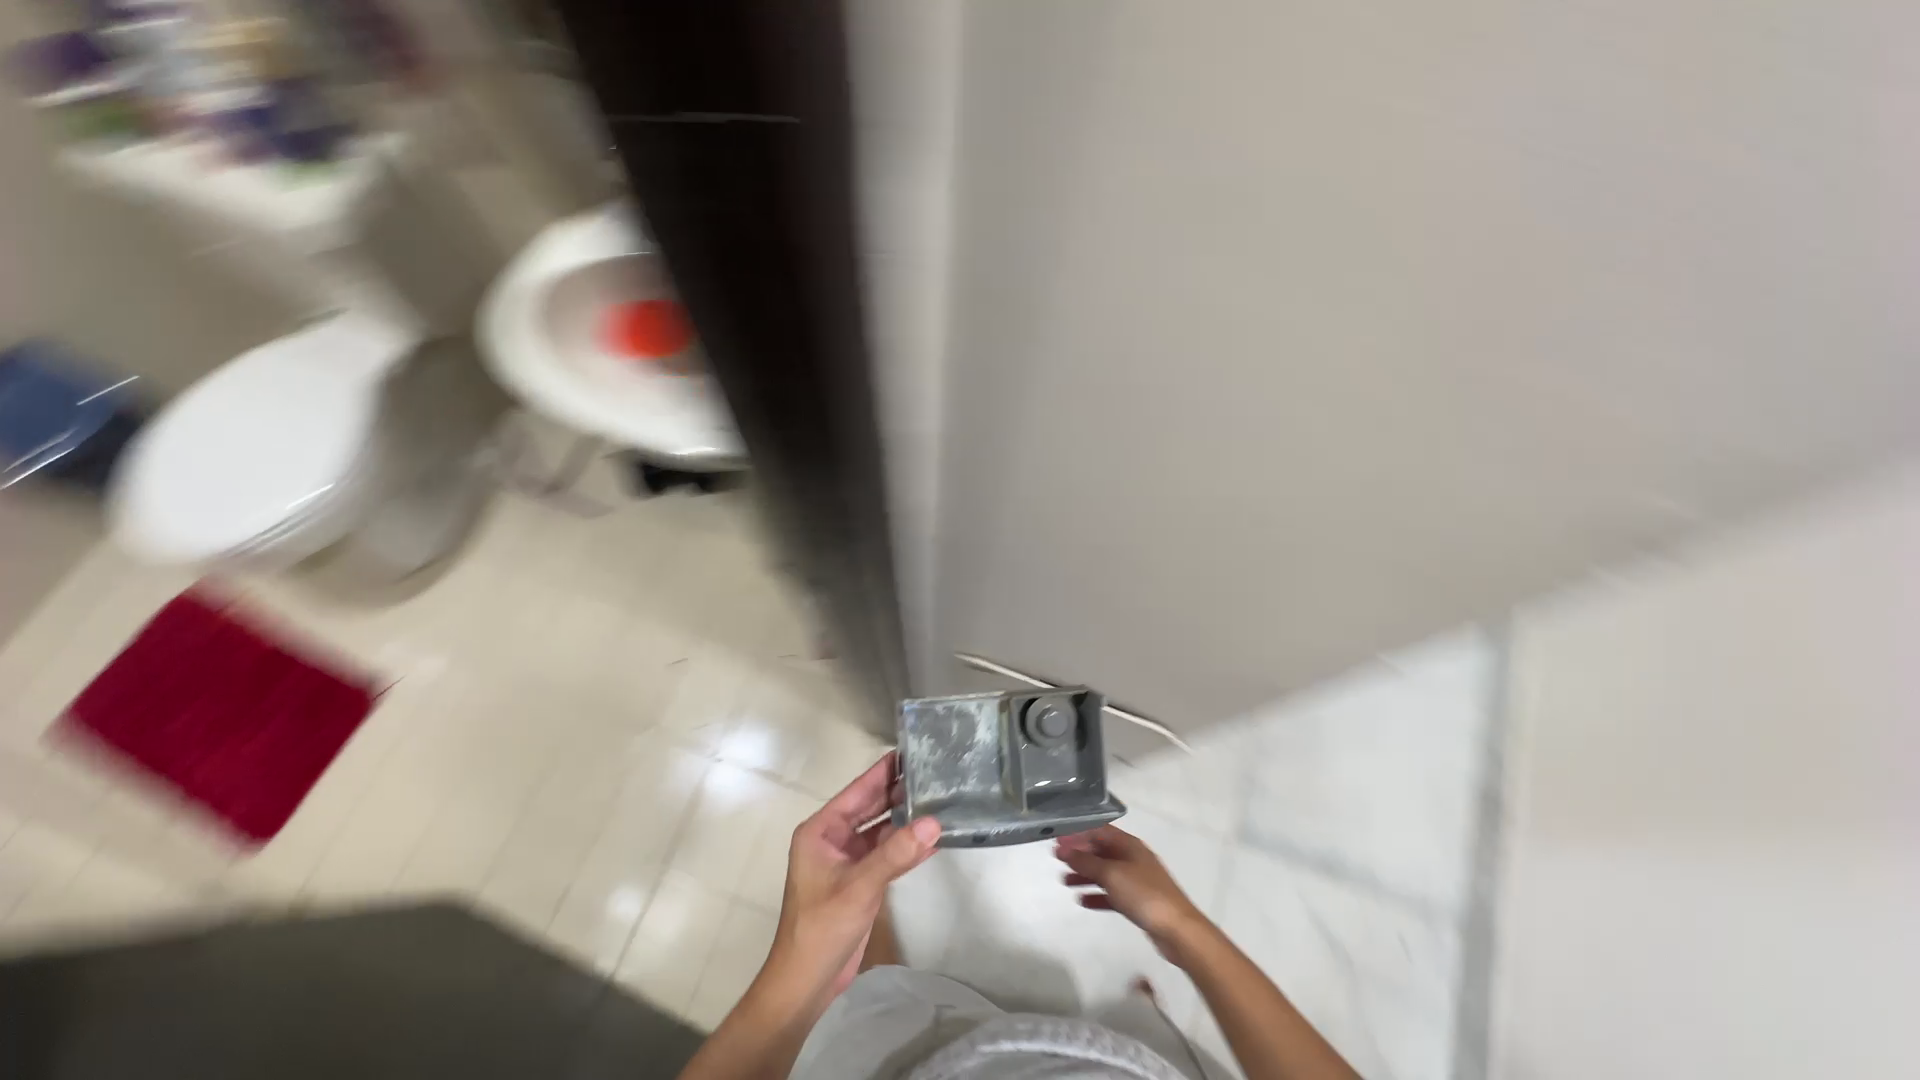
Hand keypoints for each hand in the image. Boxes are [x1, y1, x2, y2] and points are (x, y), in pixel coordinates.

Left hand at [763, 752, 940, 1001]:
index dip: (884, 772)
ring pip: (881, 831)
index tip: (912, 750)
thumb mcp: (859, 886)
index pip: (858, 791)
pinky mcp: (861, 881)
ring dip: (907, 820)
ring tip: (941, 799)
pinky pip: (888, 855)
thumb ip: (896, 854)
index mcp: (821, 831)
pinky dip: (908, 847)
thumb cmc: (822, 926)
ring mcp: (848, 861)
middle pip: (871, 807)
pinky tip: (935, 838)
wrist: (807, 981)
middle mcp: (833, 839)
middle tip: (936, 772)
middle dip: (900, 793)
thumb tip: (934, 822)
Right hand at [1056, 825, 1209, 964]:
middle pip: (1101, 850)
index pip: (1099, 831)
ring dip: (1085, 874)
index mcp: (1129, 845)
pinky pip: (1112, 893)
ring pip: (1105, 872)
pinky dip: (1097, 895)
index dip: (1077, 833)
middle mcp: (1132, 858)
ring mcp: (1135, 880)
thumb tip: (1064, 849)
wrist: (1177, 929)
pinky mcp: (1137, 901)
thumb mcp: (1111, 874)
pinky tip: (1083, 901)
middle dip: (1079, 854)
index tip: (1057, 840)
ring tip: (1065, 881)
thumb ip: (1086, 862)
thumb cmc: (1144, 894)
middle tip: (1057, 860)